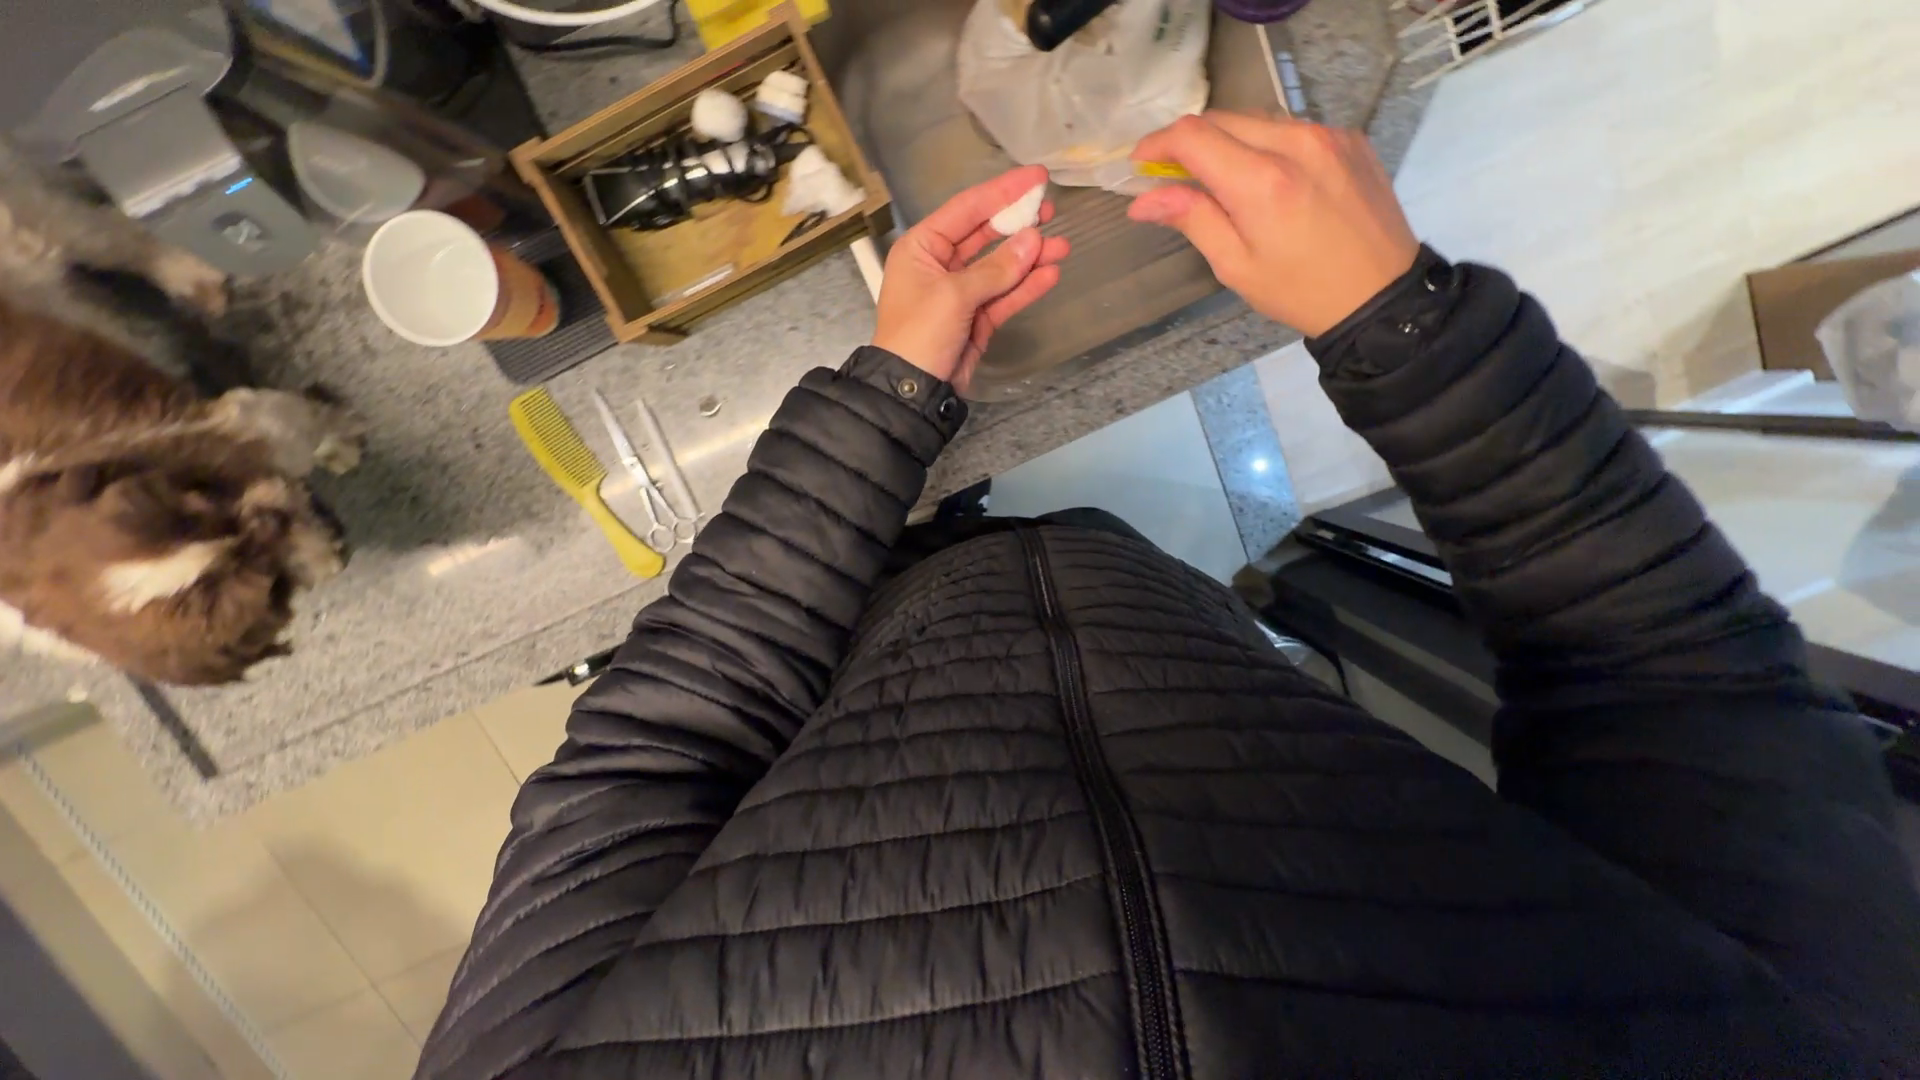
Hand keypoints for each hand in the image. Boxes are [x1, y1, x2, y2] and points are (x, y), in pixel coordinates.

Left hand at [872, 165, 1071, 394]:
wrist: (912, 390)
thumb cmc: (920, 333)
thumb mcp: (954, 296)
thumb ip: (996, 269)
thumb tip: (1035, 240)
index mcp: (922, 247)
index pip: (967, 209)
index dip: (1003, 192)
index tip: (1037, 177)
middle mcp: (939, 264)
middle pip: (985, 235)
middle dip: (1019, 224)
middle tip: (1052, 210)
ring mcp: (960, 293)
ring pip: (1000, 268)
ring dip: (1030, 258)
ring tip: (1063, 247)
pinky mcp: (976, 320)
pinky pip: (1004, 297)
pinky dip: (1026, 287)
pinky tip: (1050, 275)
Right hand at [1128, 112, 1419, 337]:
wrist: (1380, 295)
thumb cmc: (1299, 291)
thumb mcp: (1235, 265)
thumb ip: (1192, 220)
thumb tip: (1143, 200)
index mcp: (1261, 182)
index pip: (1193, 135)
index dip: (1158, 144)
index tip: (1141, 164)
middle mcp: (1295, 144)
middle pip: (1223, 119)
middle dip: (1189, 143)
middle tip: (1172, 177)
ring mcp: (1327, 135)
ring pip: (1257, 120)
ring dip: (1228, 142)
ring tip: (1218, 180)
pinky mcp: (1349, 138)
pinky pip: (1292, 128)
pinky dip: (1266, 145)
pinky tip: (1266, 179)